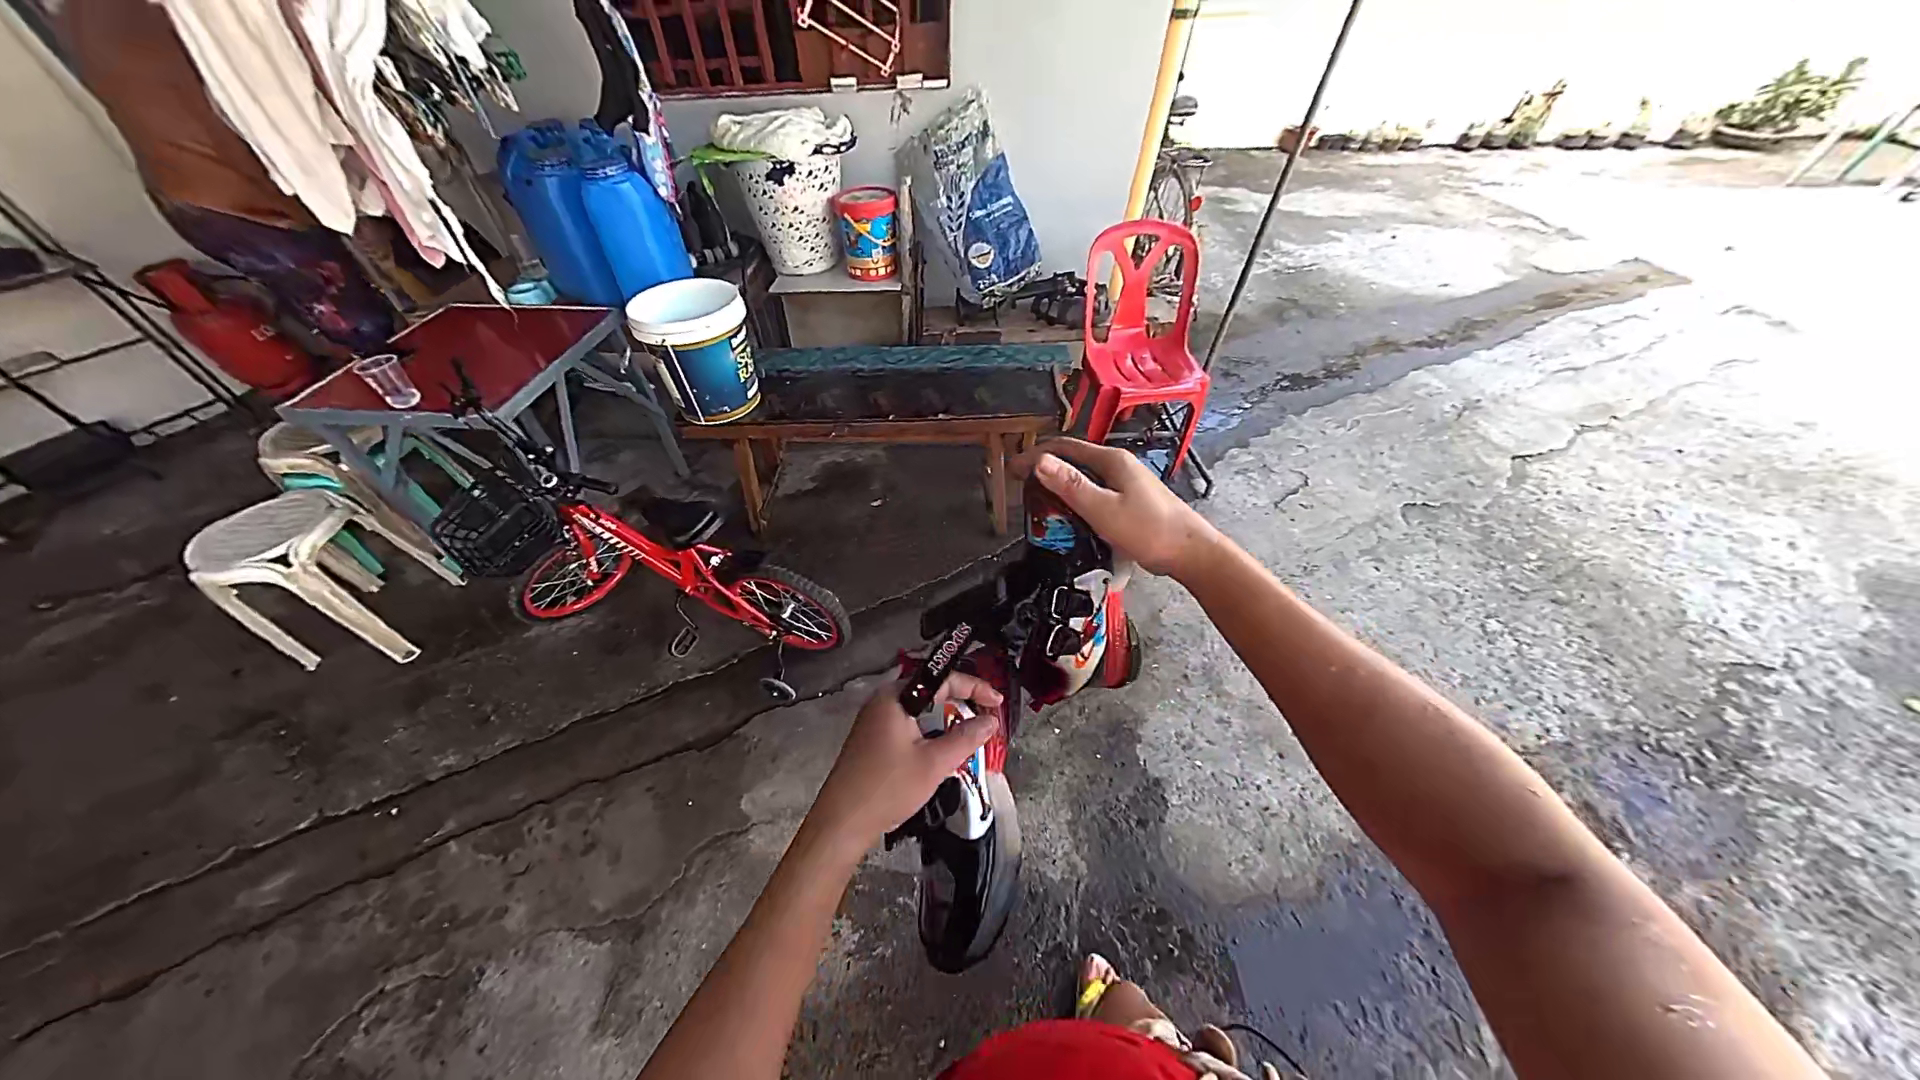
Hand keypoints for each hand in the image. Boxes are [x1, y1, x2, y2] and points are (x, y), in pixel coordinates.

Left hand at [806, 673, 1004, 853]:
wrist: (842, 822)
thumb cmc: (886, 788)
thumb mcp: (935, 763)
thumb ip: (966, 737)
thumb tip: (989, 721)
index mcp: (895, 697)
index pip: (942, 678)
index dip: (974, 687)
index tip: (996, 700)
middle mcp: (883, 701)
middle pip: (930, 691)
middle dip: (961, 702)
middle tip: (985, 717)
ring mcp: (875, 719)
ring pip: (920, 710)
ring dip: (945, 720)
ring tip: (967, 735)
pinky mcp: (873, 738)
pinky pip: (909, 724)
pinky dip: (929, 731)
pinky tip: (940, 750)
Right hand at [1012, 437, 1223, 579]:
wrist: (1190, 552)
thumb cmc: (1149, 530)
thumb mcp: (1103, 509)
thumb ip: (1071, 485)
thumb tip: (1039, 461)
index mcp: (1111, 461)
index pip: (1064, 448)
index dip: (1035, 455)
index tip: (1012, 469)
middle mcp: (1118, 465)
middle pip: (1073, 459)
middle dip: (1044, 469)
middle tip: (1021, 486)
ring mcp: (1126, 483)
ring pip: (1084, 476)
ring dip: (1058, 484)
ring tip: (1038, 500)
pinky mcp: (1129, 500)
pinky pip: (1094, 492)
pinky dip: (1074, 498)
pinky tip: (1068, 514)